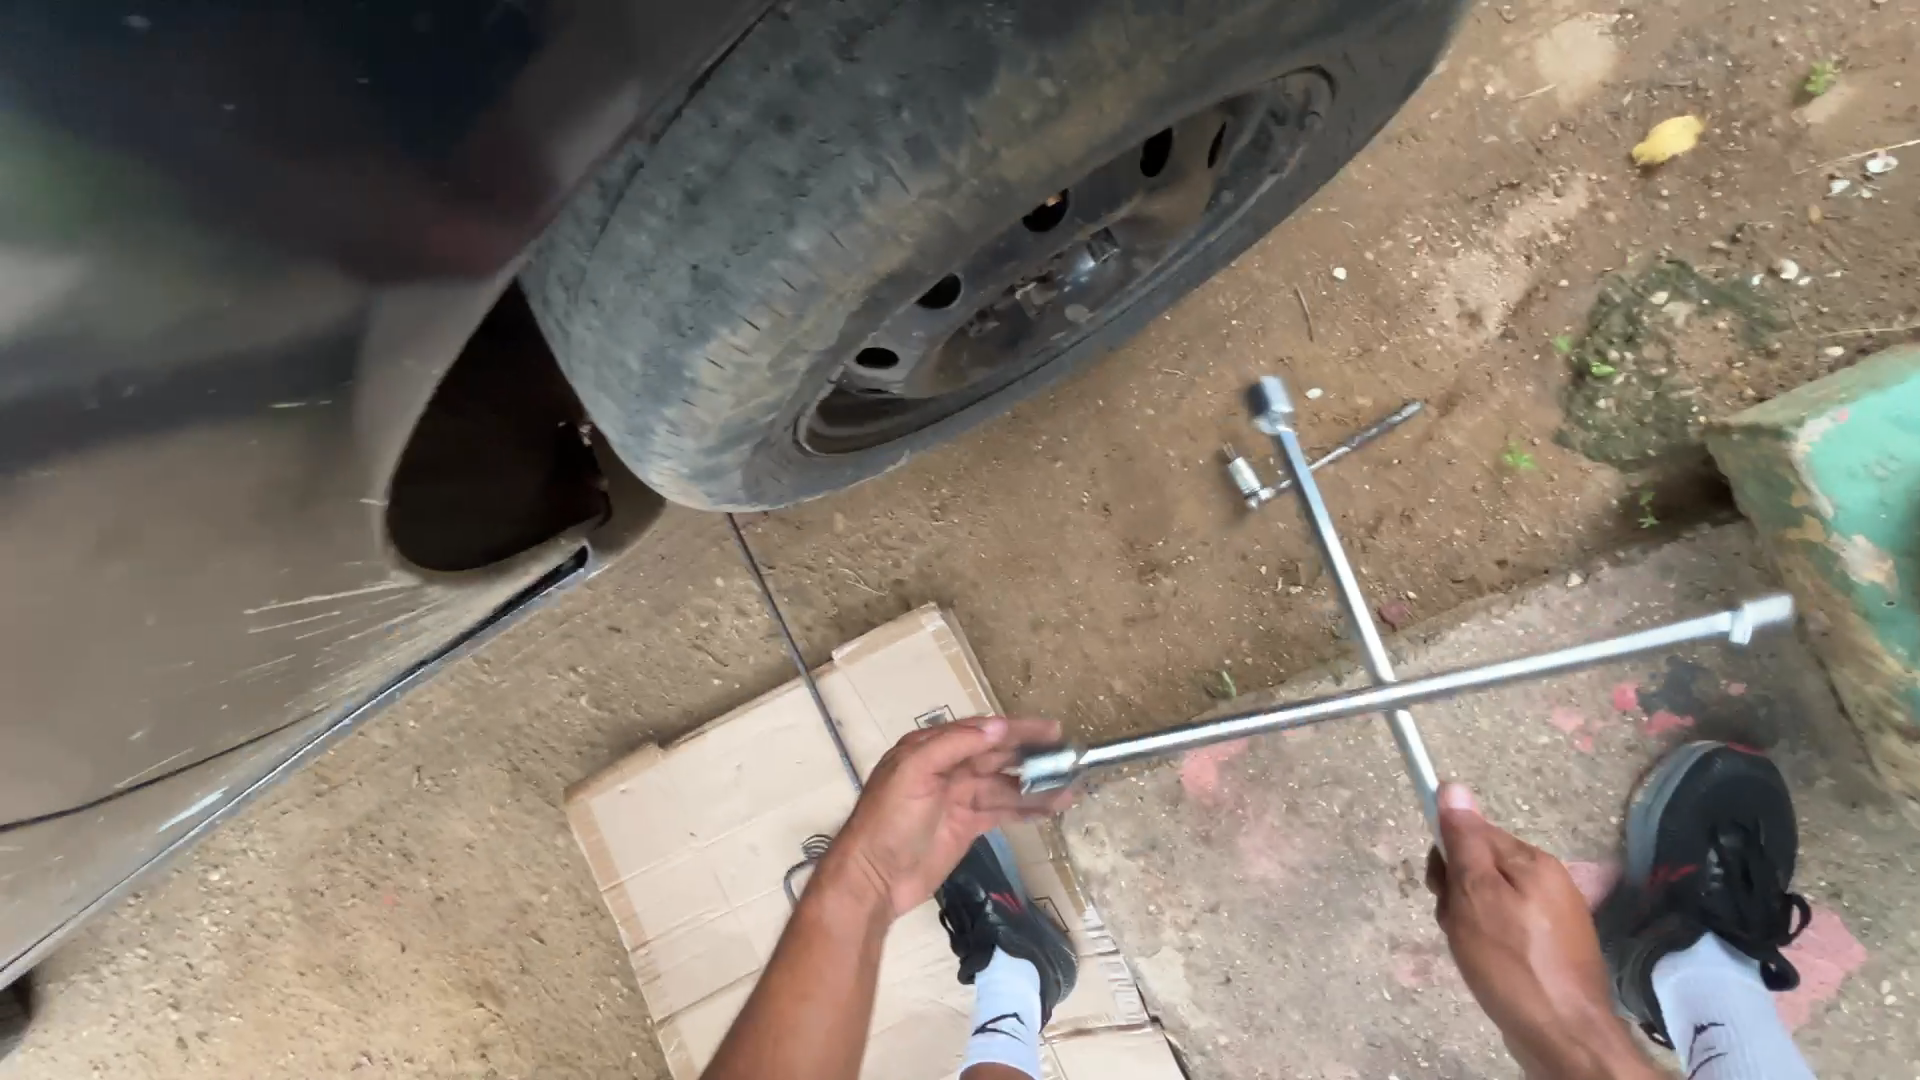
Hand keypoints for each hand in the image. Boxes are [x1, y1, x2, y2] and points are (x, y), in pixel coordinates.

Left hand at [818, 717, 1073, 919]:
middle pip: (997, 755)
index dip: (1016, 729)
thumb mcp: (915, 772)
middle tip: (1069, 756)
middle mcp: (947, 767)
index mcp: (931, 747)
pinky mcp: (965, 826)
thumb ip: (954, 745)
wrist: (873, 878)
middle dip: (1032, 755)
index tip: (1049, 730)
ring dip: (1035, 786)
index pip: (981, 731)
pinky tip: (1049, 809)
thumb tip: (997, 725)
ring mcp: (958, 798)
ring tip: (1070, 788)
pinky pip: (1001, 811)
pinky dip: (1025, 809)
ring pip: (1004, 785)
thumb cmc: (889, 819)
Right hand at [1426, 784, 1660, 1079]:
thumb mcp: (1474, 893)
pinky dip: (1485, 934)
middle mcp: (1549, 880)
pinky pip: (1504, 921)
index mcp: (1532, 861)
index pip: (1471, 830)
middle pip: (1479, 862)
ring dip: (1466, 914)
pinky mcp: (1551, 945)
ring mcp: (1554, 915)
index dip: (1446, 856)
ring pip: (1487, 894)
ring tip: (1469, 944)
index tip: (1441, 887)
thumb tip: (1452, 788)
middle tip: (1456, 921)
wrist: (1563, 1038)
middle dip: (1455, 887)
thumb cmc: (1511, 960)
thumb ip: (1463, 840)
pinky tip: (1484, 957)